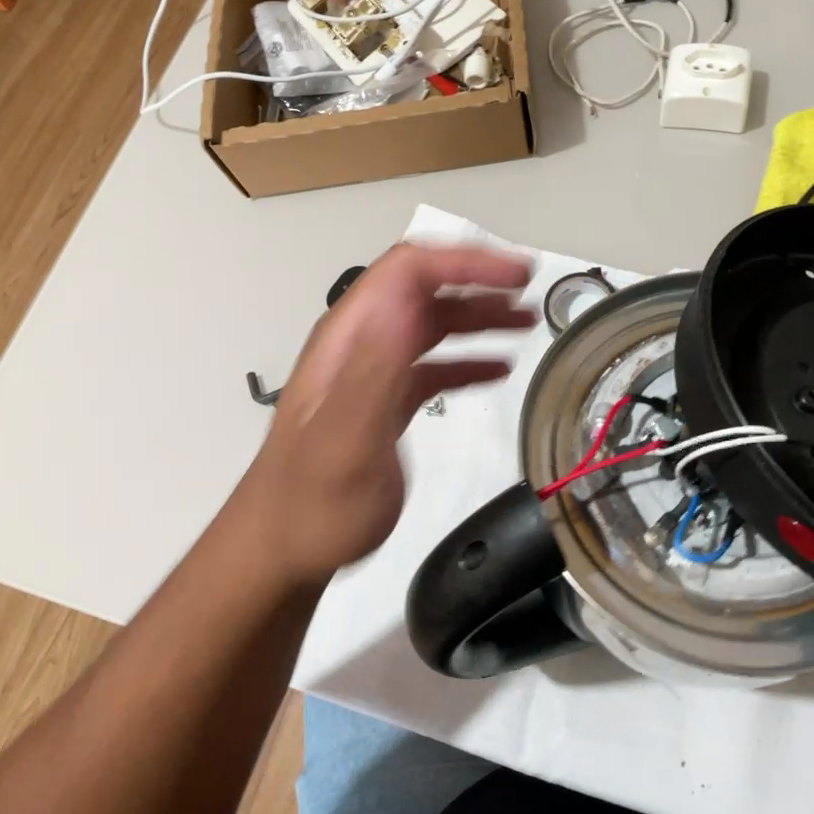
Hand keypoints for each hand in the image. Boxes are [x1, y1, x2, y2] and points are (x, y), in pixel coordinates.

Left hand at [236, 244, 535, 584]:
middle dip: (477, 283)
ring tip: (525, 324)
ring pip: (430, 327)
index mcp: (349, 339)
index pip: (408, 271)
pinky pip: (432, 369)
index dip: (463, 262)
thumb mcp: (346, 439)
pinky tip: (498, 370)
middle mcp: (360, 346)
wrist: (284, 550)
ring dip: (478, 318)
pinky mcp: (385, 407)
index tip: (516, 275)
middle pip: (423, 292)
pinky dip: (467, 362)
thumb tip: (408, 305)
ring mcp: (371, 376)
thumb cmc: (315, 502)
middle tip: (530, 293)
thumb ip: (374, 370)